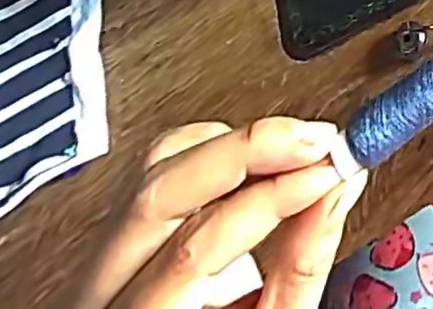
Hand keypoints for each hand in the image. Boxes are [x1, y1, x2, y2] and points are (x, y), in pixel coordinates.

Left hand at [71, 118, 367, 308]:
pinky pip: (164, 164)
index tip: (331, 169)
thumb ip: (299, 269)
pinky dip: (219, 145)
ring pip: (159, 163)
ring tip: (296, 146)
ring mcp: (97, 263)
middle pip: (162, 188)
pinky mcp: (117, 235)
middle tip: (318, 139)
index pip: (196, 244)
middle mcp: (97, 294)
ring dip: (236, 141)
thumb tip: (335, 187)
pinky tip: (259, 159)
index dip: (274, 193)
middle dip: (253, 148)